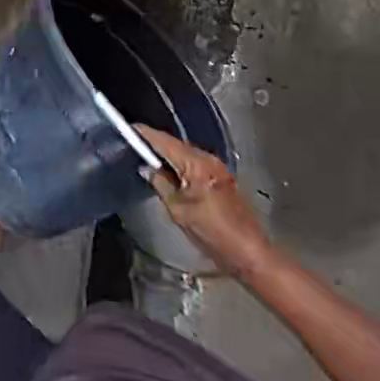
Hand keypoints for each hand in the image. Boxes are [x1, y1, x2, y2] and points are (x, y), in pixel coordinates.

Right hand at [138, 126, 270, 275]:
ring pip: (186, 154)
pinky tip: (169, 172)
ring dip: (168, 155)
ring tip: (147, 158)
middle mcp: (208, 159)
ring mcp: (217, 167)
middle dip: (156, 144)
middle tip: (134, 144)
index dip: (146, 134)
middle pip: (176, 145)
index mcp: (196, 163)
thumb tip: (146, 168)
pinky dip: (180, 165)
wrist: (250, 252)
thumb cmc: (213, 233)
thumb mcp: (178, 211)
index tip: (129, 128)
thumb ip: (161, 184)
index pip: (165, 141)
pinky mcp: (221, 178)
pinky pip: (195, 164)